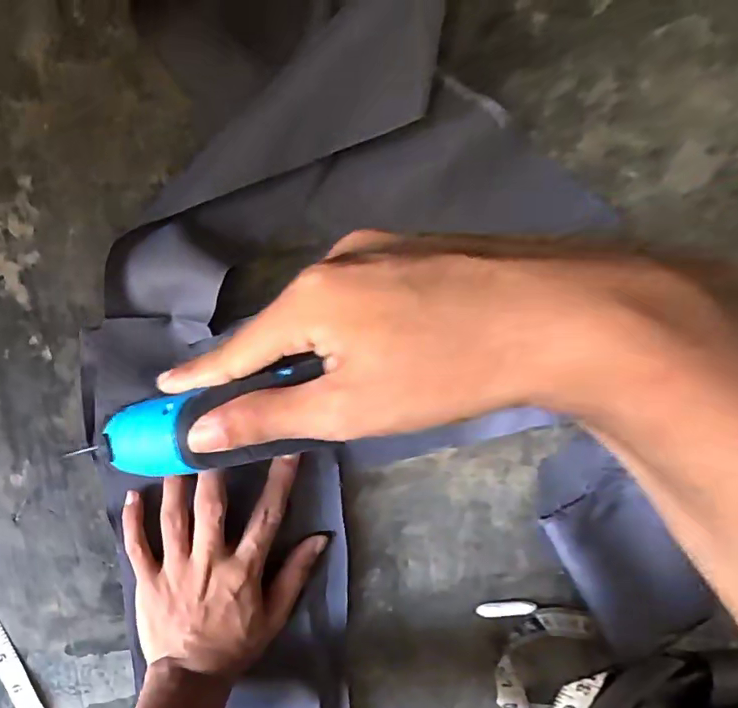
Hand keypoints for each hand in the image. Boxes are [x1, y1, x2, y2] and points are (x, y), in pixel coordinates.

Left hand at [122, 456, 329, 677]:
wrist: (191, 676)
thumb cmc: (236, 645)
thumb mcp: (274, 615)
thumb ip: (294, 575)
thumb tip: (319, 537)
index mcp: (244, 568)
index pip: (266, 517)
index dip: (278, 480)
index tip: (285, 447)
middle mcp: (209, 560)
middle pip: (211, 506)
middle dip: (213, 468)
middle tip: (210, 434)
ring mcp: (174, 568)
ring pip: (172, 517)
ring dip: (173, 483)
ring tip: (172, 453)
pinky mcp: (147, 578)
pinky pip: (136, 544)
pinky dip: (132, 519)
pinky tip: (131, 494)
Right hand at [155, 230, 737, 451]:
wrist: (573, 315)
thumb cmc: (446, 372)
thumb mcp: (347, 408)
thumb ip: (268, 416)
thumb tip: (202, 428)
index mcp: (309, 299)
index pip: (236, 349)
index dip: (198, 376)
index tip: (164, 389)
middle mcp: (335, 261)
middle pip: (275, 325)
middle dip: (254, 364)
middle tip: (236, 397)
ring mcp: (379, 248)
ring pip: (316, 308)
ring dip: (300, 347)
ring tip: (307, 382)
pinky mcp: (416, 248)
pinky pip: (353, 292)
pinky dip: (338, 326)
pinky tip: (361, 347)